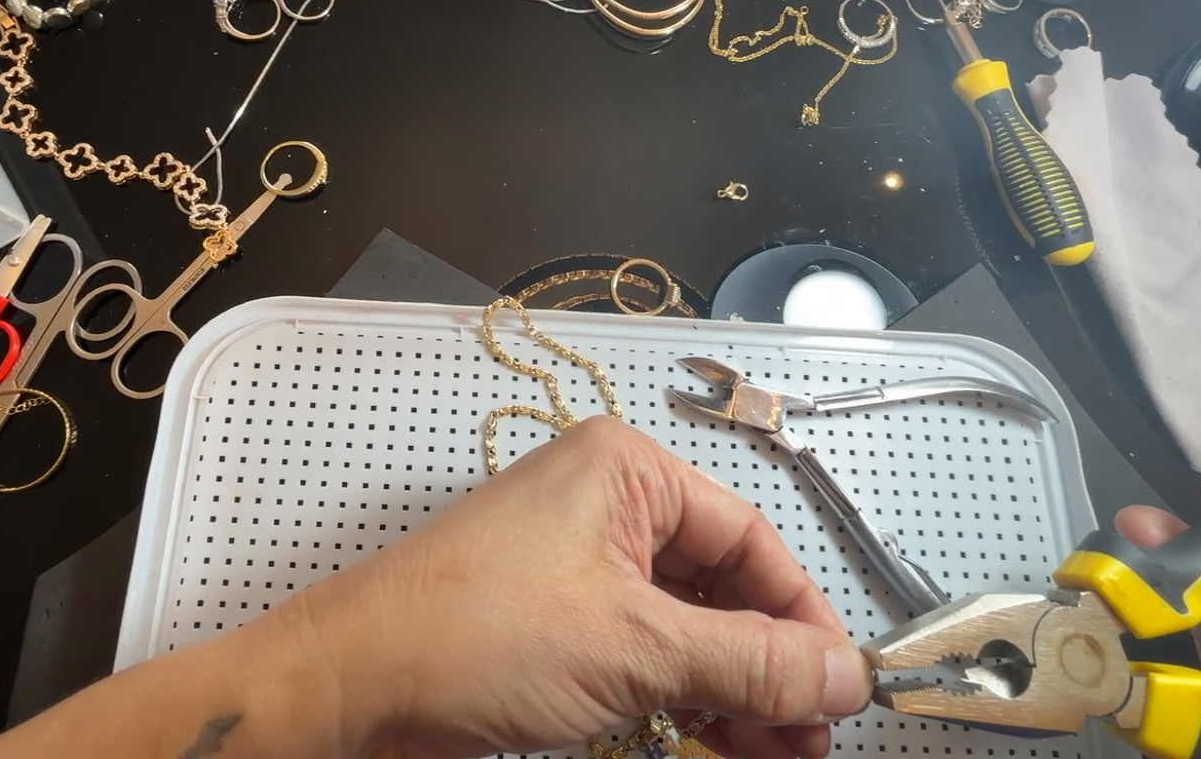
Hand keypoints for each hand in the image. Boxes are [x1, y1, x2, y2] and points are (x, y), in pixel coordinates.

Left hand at [290, 415, 871, 758]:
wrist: (359, 680)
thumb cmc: (479, 630)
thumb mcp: (633, 647)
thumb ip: (746, 660)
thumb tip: (841, 671)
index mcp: (627, 470)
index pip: (746, 533)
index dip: (800, 610)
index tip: (842, 683)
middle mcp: (608, 501)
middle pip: (719, 579)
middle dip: (766, 660)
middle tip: (808, 735)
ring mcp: (582, 556)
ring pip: (685, 618)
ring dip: (729, 686)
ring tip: (773, 751)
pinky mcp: (561, 608)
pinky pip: (644, 643)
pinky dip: (682, 693)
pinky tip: (716, 739)